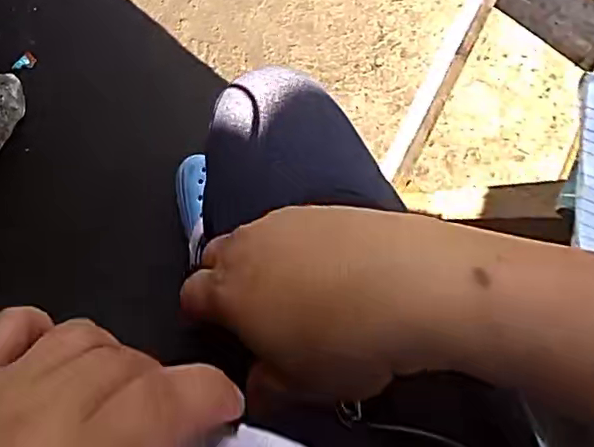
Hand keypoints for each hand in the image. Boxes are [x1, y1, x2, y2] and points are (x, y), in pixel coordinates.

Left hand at [0, 307, 242, 446]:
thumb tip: (182, 439)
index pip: (159, 400)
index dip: (207, 394)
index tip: (228, 408)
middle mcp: (41, 408)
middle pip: (125, 364)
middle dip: (162, 386)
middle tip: (170, 423)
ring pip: (80, 334)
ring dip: (113, 357)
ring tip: (118, 395)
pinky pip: (15, 326)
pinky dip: (43, 331)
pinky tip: (54, 358)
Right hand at [180, 206, 488, 400]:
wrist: (402, 281)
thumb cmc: (347, 336)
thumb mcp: (299, 386)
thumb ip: (265, 385)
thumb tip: (260, 385)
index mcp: (230, 290)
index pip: (191, 293)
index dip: (195, 311)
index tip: (207, 324)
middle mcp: (250, 244)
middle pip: (215, 254)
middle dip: (221, 277)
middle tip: (245, 307)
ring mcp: (284, 219)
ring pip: (253, 236)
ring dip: (260, 258)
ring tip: (289, 290)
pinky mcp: (318, 206)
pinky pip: (291, 224)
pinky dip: (295, 243)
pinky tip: (323, 268)